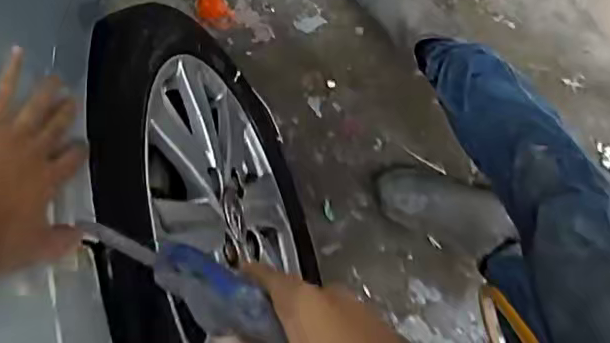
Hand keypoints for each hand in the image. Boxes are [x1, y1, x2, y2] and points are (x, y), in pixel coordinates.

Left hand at [0, 46, 87, 280]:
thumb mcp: (36, 249)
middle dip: (67, 113)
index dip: (79, 149)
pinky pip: (3, 91)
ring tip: (58, 78)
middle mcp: (36, 151)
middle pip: (57, 126)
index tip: (83, 142)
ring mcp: (12, 133)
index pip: (72, 159)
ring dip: (49, 90)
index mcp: (48, 180)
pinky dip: (12, 70)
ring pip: (36, 105)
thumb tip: (83, 234)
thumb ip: (62, 241)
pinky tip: (18, 52)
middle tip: (74, 99)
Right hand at [239, 261, 407, 342]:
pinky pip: (349, 329)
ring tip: (296, 342)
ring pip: (323, 313)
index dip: (239, 283)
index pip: (259, 273)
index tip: (226, 297)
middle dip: (277, 315)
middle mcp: (333, 293)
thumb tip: (219, 335)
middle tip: (262, 333)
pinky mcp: (390, 334)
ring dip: (309, 329)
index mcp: (304, 295)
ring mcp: (366, 313)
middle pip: (291, 295)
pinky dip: (334, 337)